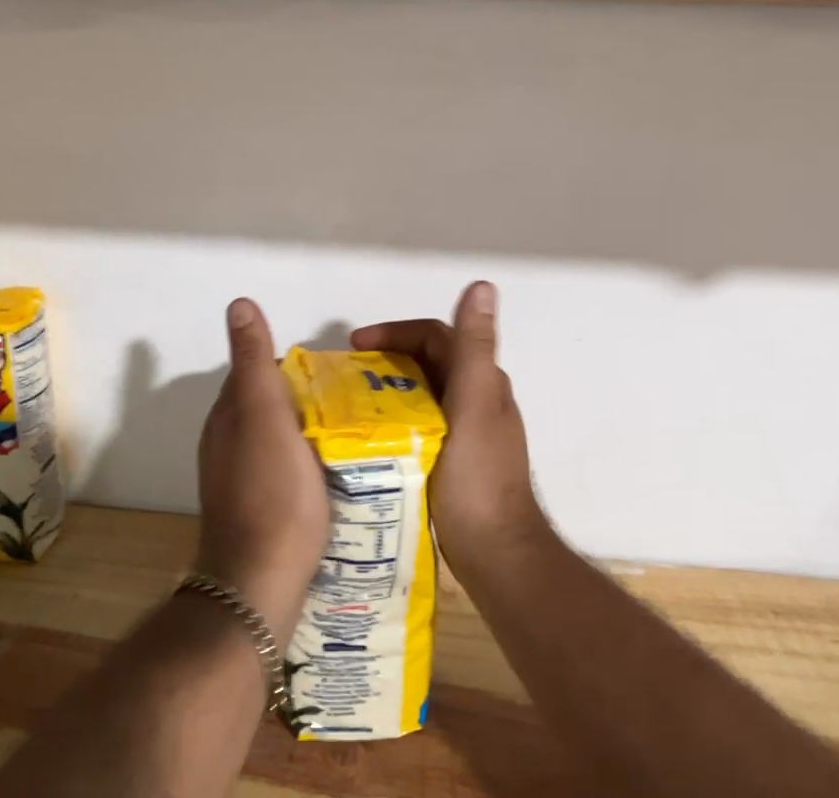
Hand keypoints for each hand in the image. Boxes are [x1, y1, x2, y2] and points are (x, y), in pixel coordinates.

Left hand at [196, 298, 329, 641]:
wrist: (258, 581)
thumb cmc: (272, 493)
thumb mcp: (264, 415)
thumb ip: (253, 360)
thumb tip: (239, 303)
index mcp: (227, 415)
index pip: (259, 370)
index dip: (297, 367)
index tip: (340, 375)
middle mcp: (224, 442)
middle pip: (269, 405)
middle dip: (306, 399)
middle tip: (357, 406)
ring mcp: (236, 478)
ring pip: (276, 439)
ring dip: (308, 433)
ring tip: (352, 439)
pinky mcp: (254, 508)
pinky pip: (282, 471)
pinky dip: (305, 464)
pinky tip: (331, 477)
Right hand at [351, 281, 545, 569]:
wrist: (494, 552)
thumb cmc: (479, 478)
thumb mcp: (473, 404)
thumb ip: (473, 347)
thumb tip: (483, 285)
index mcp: (482, 381)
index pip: (435, 335)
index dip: (395, 331)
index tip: (354, 345)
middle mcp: (474, 400)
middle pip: (425, 363)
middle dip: (384, 359)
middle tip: (343, 375)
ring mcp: (462, 432)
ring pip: (418, 394)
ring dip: (385, 389)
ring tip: (346, 404)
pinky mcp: (448, 461)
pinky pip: (414, 425)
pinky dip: (389, 420)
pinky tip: (365, 437)